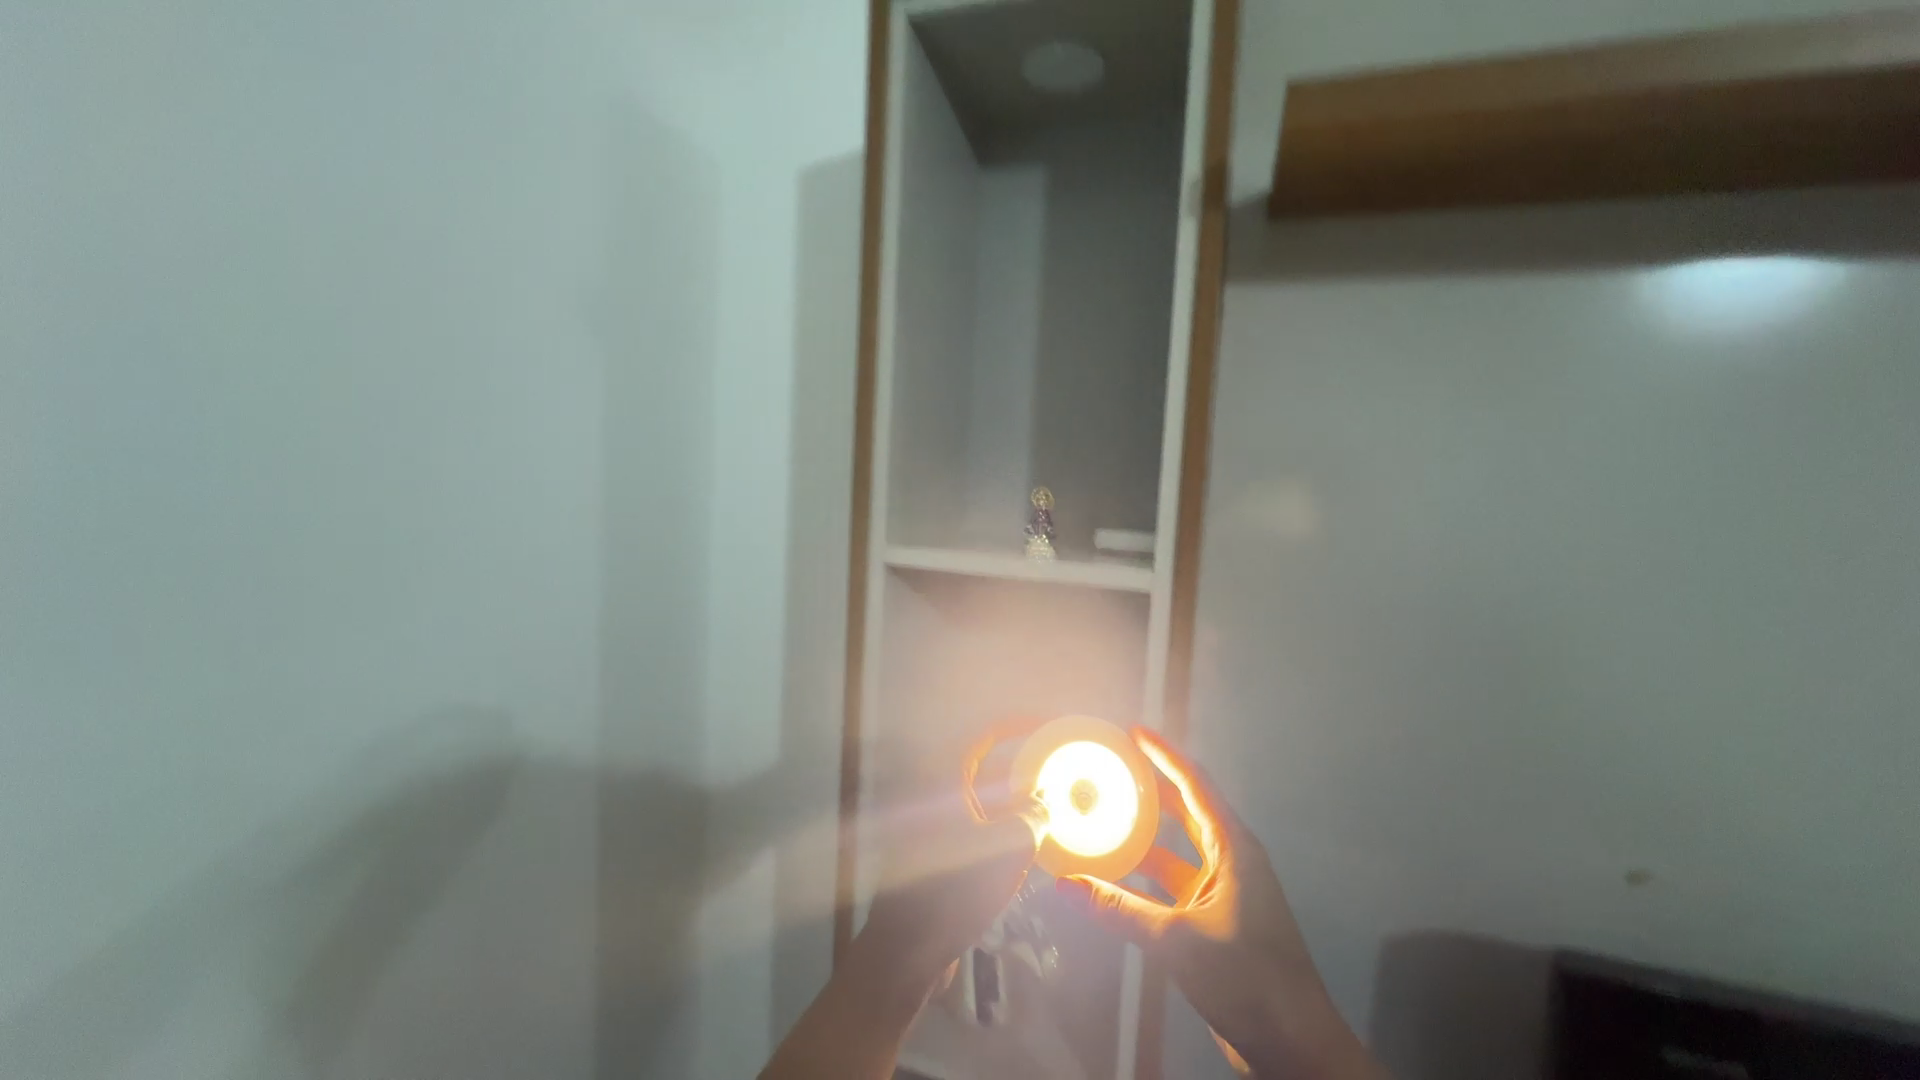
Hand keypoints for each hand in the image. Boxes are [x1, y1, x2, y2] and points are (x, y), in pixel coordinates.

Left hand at [761, 724, 1048, 1079]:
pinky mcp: (928, 848)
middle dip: (1018, 763)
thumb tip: (1044, 801)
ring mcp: (925, 819)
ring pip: (976, 794)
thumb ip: (1034, 814)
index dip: (1018, 722)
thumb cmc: (955, 889)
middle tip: (1052, 767)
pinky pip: (969, 820)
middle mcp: (928, 787)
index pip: (983, 730)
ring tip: (1048, 804)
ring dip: (1010, 795)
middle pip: (980, 762)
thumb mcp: (1009, 846)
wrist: (906, 948)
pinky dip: (996, 820)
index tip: (1047, 722)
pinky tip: (1024, 837)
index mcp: (941, 774)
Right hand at [1054, 728, 1380, 1078]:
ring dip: (1145, 834)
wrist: (1294, 1044)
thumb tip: (1063, 883)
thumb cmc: (1246, 977)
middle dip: (1151, 787)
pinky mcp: (1217, 920)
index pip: (1195, 785)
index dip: (1164, 754)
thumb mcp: (1176, 938)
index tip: (1133, 731)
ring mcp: (1226, 892)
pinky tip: (1114, 875)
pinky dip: (1146, 875)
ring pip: (1178, 849)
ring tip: (1103, 814)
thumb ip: (1118, 909)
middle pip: (1187, 810)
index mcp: (1234, 850)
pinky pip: (1175, 882)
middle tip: (1111, 767)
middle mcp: (1232, 861)